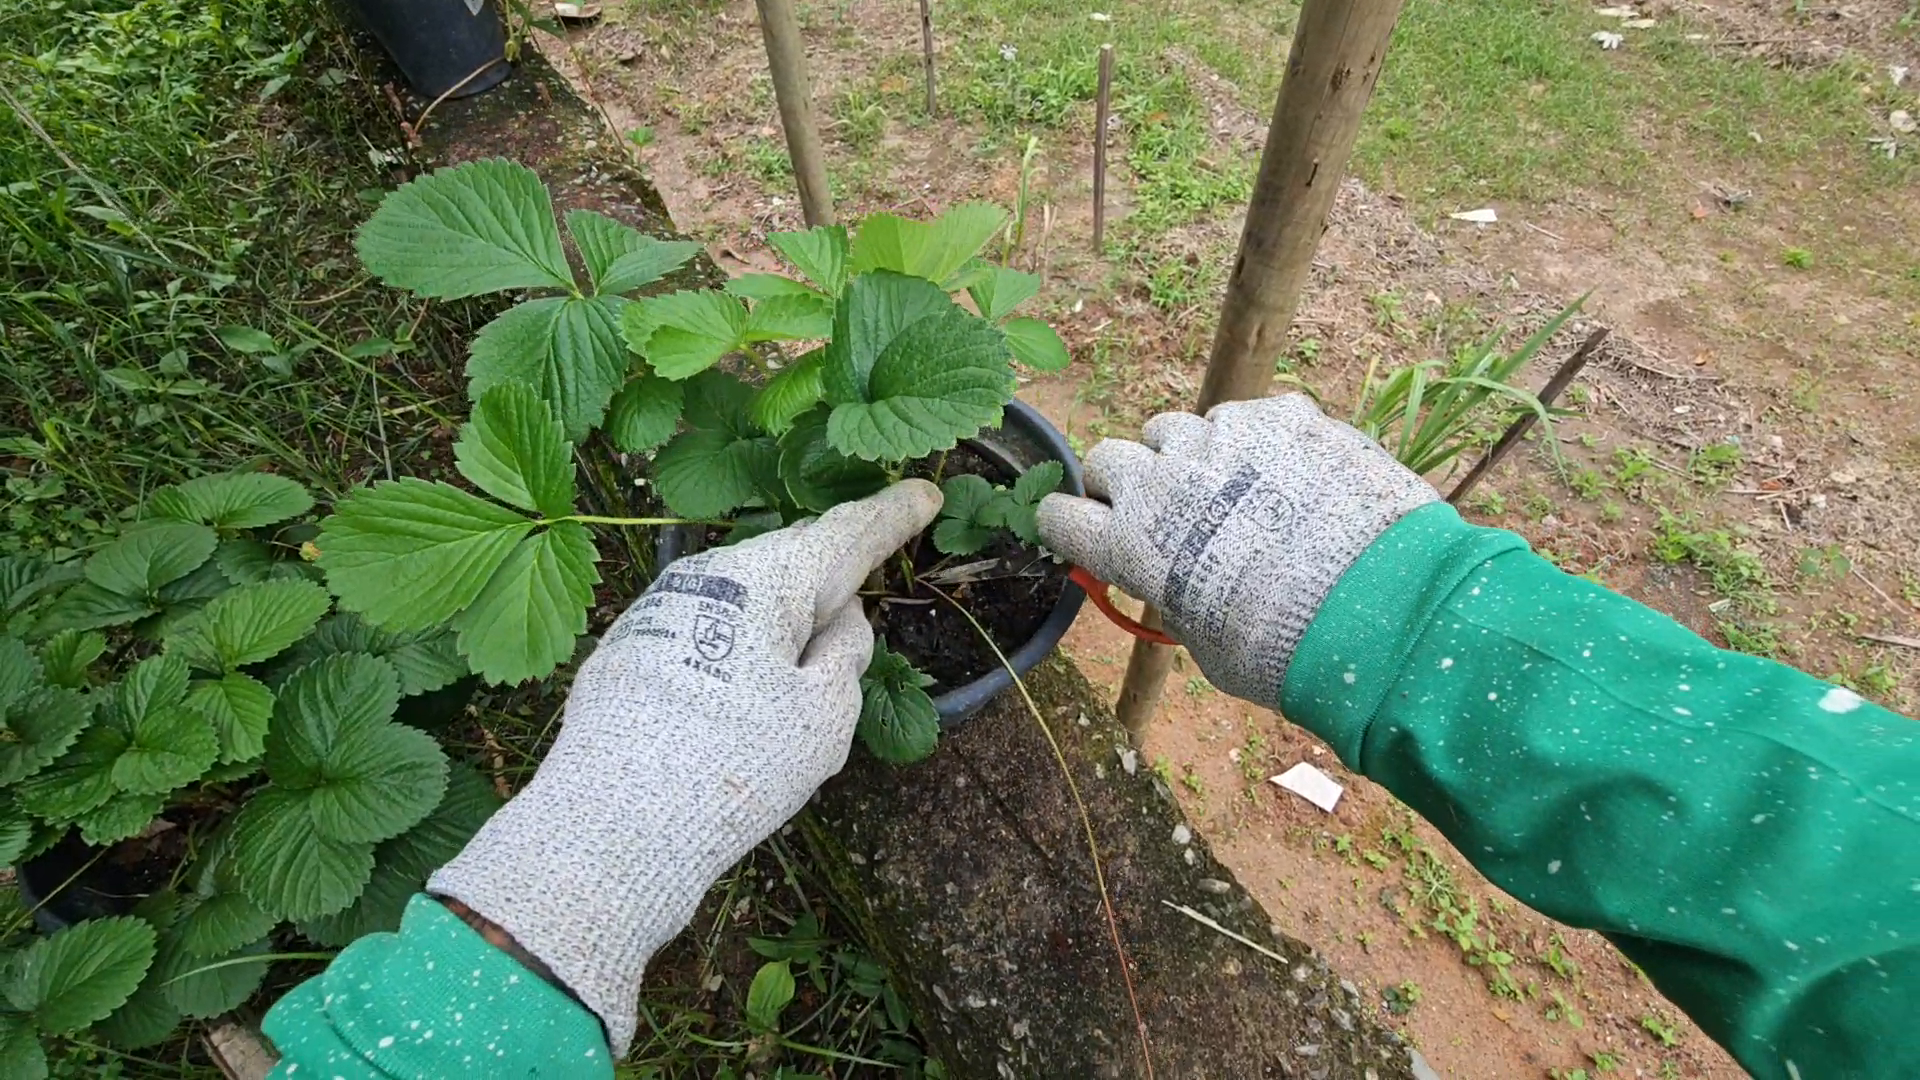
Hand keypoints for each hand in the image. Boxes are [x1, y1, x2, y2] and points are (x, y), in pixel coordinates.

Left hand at [429, 481, 941, 1052]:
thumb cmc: (734, 766)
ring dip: (787, 619)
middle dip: (837, 569)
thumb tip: (835, 618)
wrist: (607, 833)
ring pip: (751, 596)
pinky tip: (739, 699)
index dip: (893, 514)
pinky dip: (744, 646)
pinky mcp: (631, 646)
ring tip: (795, 680)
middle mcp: (710, 574)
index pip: (847, 533)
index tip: (927, 492)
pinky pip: (710, 626)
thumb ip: (845, 651)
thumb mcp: (825, 714)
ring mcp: (662, 607)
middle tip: (866, 582)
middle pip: (796, 561)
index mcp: (766, 579)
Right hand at [1037, 395, 1434, 708]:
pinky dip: (1251, 442)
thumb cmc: (1285, 650)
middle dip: (1124, 482)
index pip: (1059, 517)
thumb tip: (1172, 583)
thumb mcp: (1203, 641)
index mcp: (1130, 545)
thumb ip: (1172, 598)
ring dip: (1186, 456)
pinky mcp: (1275, 414)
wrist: (1385, 613)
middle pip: (1106, 459)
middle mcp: (1159, 483)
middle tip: (1161, 507)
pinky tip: (1288, 475)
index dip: (1068, 522)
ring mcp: (1217, 439)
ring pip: (1171, 429)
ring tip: (1231, 488)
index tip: (1084, 526)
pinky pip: (1242, 417)